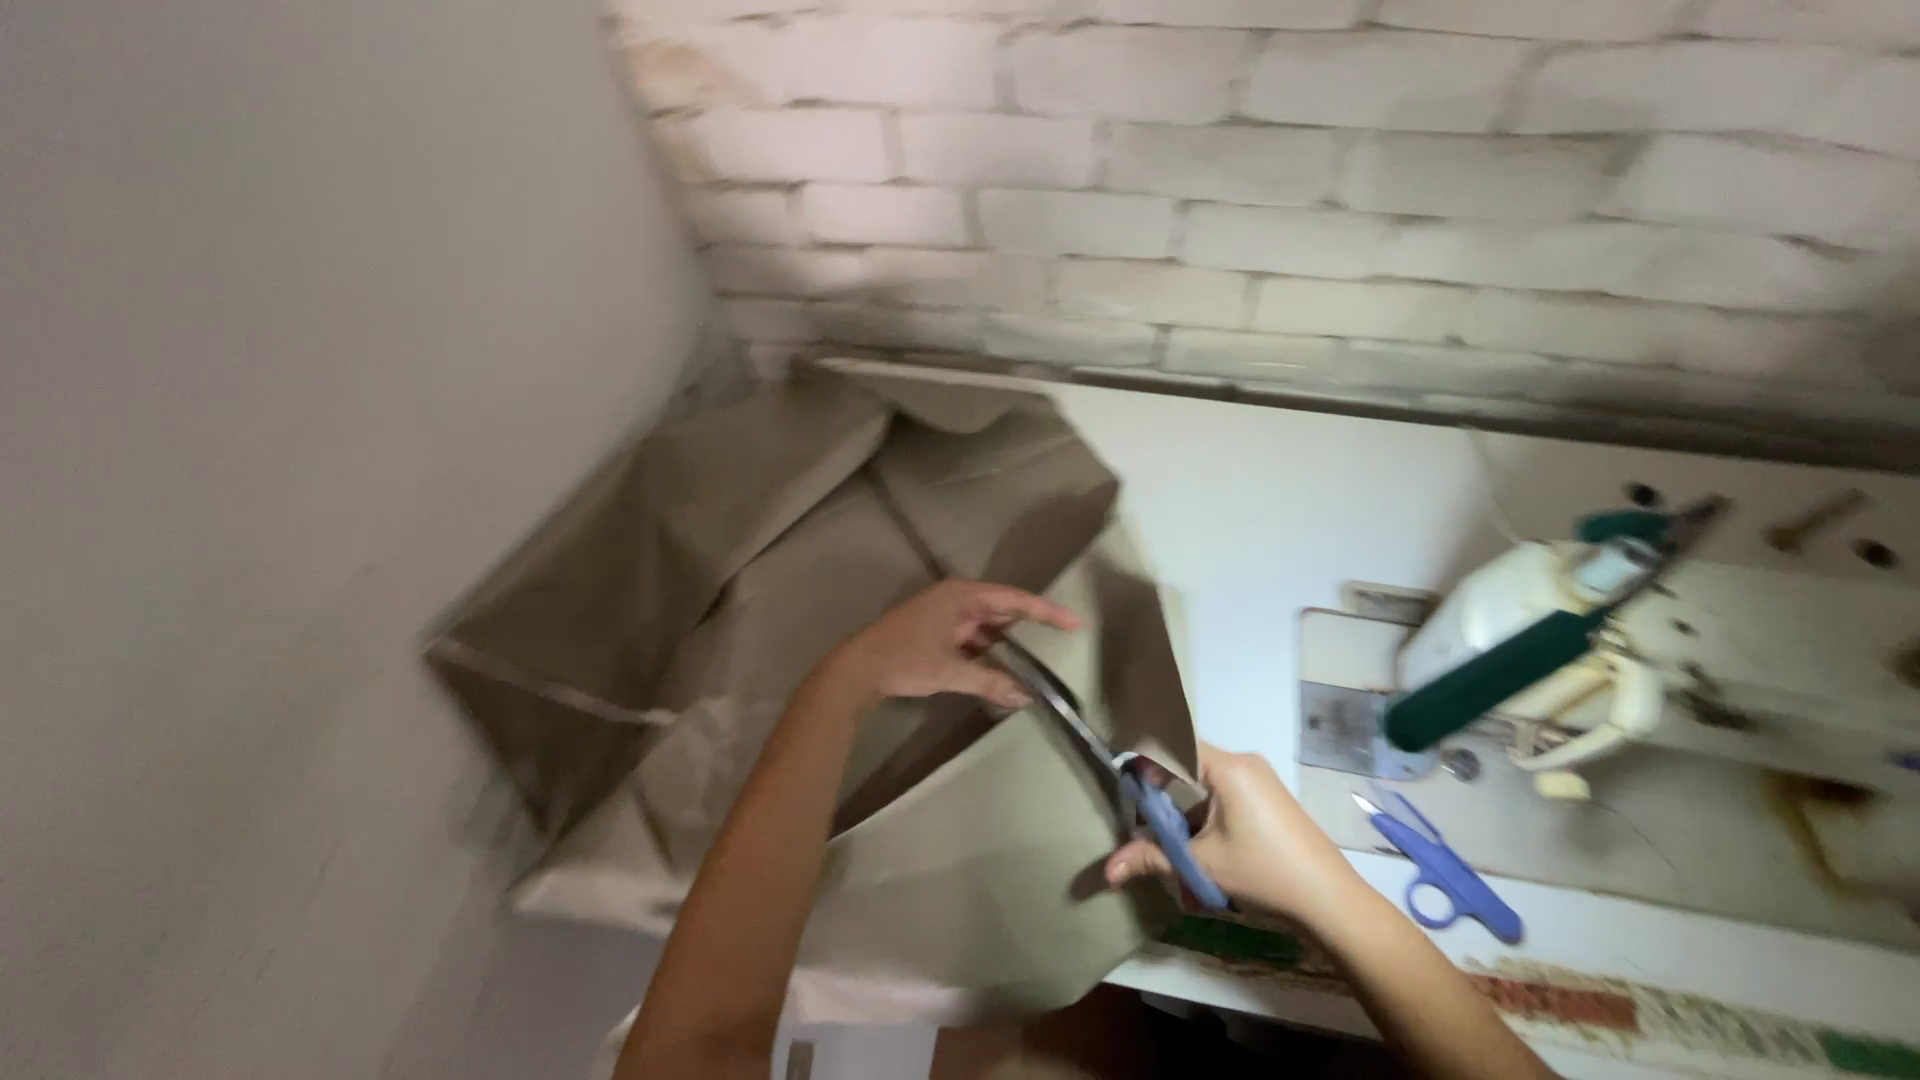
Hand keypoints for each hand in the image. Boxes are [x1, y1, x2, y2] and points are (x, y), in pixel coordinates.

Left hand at [824, 581, 1081, 709]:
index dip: (1046, 611)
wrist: (856, 669)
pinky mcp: (936, 630)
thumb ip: (990, 681)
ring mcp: (944, 613)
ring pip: (986, 625)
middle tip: (1063, 638)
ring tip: (1037, 658)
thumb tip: (1026, 697)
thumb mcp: (950, 671)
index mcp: (961, 596)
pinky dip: (987, 650)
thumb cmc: (903, 660)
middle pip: (1002, 609)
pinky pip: (972, 636)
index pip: (1014, 599)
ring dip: (1006, 642)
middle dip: (1029, 625)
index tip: (1075, 622)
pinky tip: (1001, 667)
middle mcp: (955, 598)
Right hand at [1105, 745, 1359, 921]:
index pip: (1172, 743)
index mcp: (1228, 767)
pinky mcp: (1266, 799)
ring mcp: (1258, 781)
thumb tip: (1108, 872)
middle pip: (1186, 765)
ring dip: (1184, 819)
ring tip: (1174, 856)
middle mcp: (1243, 764)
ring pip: (1204, 788)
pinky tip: (1202, 863)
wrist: (1331, 900)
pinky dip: (1205, 823)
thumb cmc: (1264, 872)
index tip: (1126, 788)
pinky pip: (1223, 799)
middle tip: (1144, 825)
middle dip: (1161, 798)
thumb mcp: (1202, 865)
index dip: (1144, 760)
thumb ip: (1152, 859)